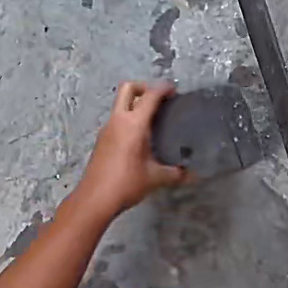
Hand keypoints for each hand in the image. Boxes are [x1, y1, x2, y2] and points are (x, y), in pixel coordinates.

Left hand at [71, 81, 187, 220]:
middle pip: (128, 88)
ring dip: (136, 104)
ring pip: (120, 104)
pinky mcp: (102, 139)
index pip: (150, 96)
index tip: (175, 91)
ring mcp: (107, 128)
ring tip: (153, 120)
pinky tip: (140, 137)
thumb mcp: (156, 178)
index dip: (164, 89)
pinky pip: (117, 119)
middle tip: (159, 101)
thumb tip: (193, 174)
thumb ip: (176, 173)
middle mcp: (118, 120)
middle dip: (144, 87)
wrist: (94, 199)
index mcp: (133, 124)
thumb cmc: (126, 183)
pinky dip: (129, 118)